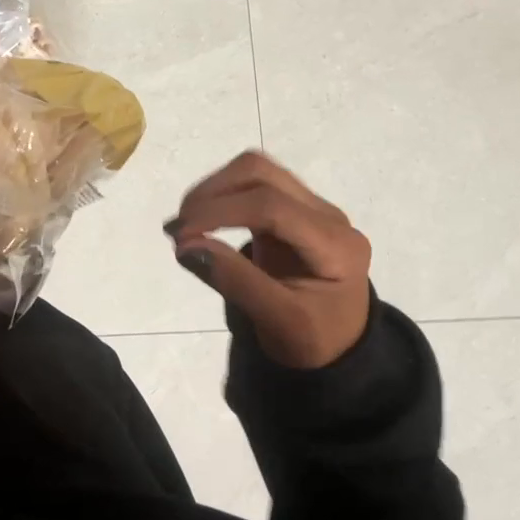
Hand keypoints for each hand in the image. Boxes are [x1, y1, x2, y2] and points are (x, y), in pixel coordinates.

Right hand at [165, 152, 371, 369]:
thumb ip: (235, 281)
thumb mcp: (279, 323)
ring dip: (214, 189)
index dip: (220, 212)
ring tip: (187, 222)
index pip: (271, 206)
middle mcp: (328, 215)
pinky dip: (222, 195)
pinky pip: (253, 185)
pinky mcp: (293, 208)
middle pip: (261, 174)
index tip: (181, 236)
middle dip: (212, 192)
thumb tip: (186, 245)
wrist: (340, 348)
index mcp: (336, 244)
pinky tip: (203, 219)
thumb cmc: (314, 341)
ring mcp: (311, 207)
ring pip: (255, 171)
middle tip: (179, 226)